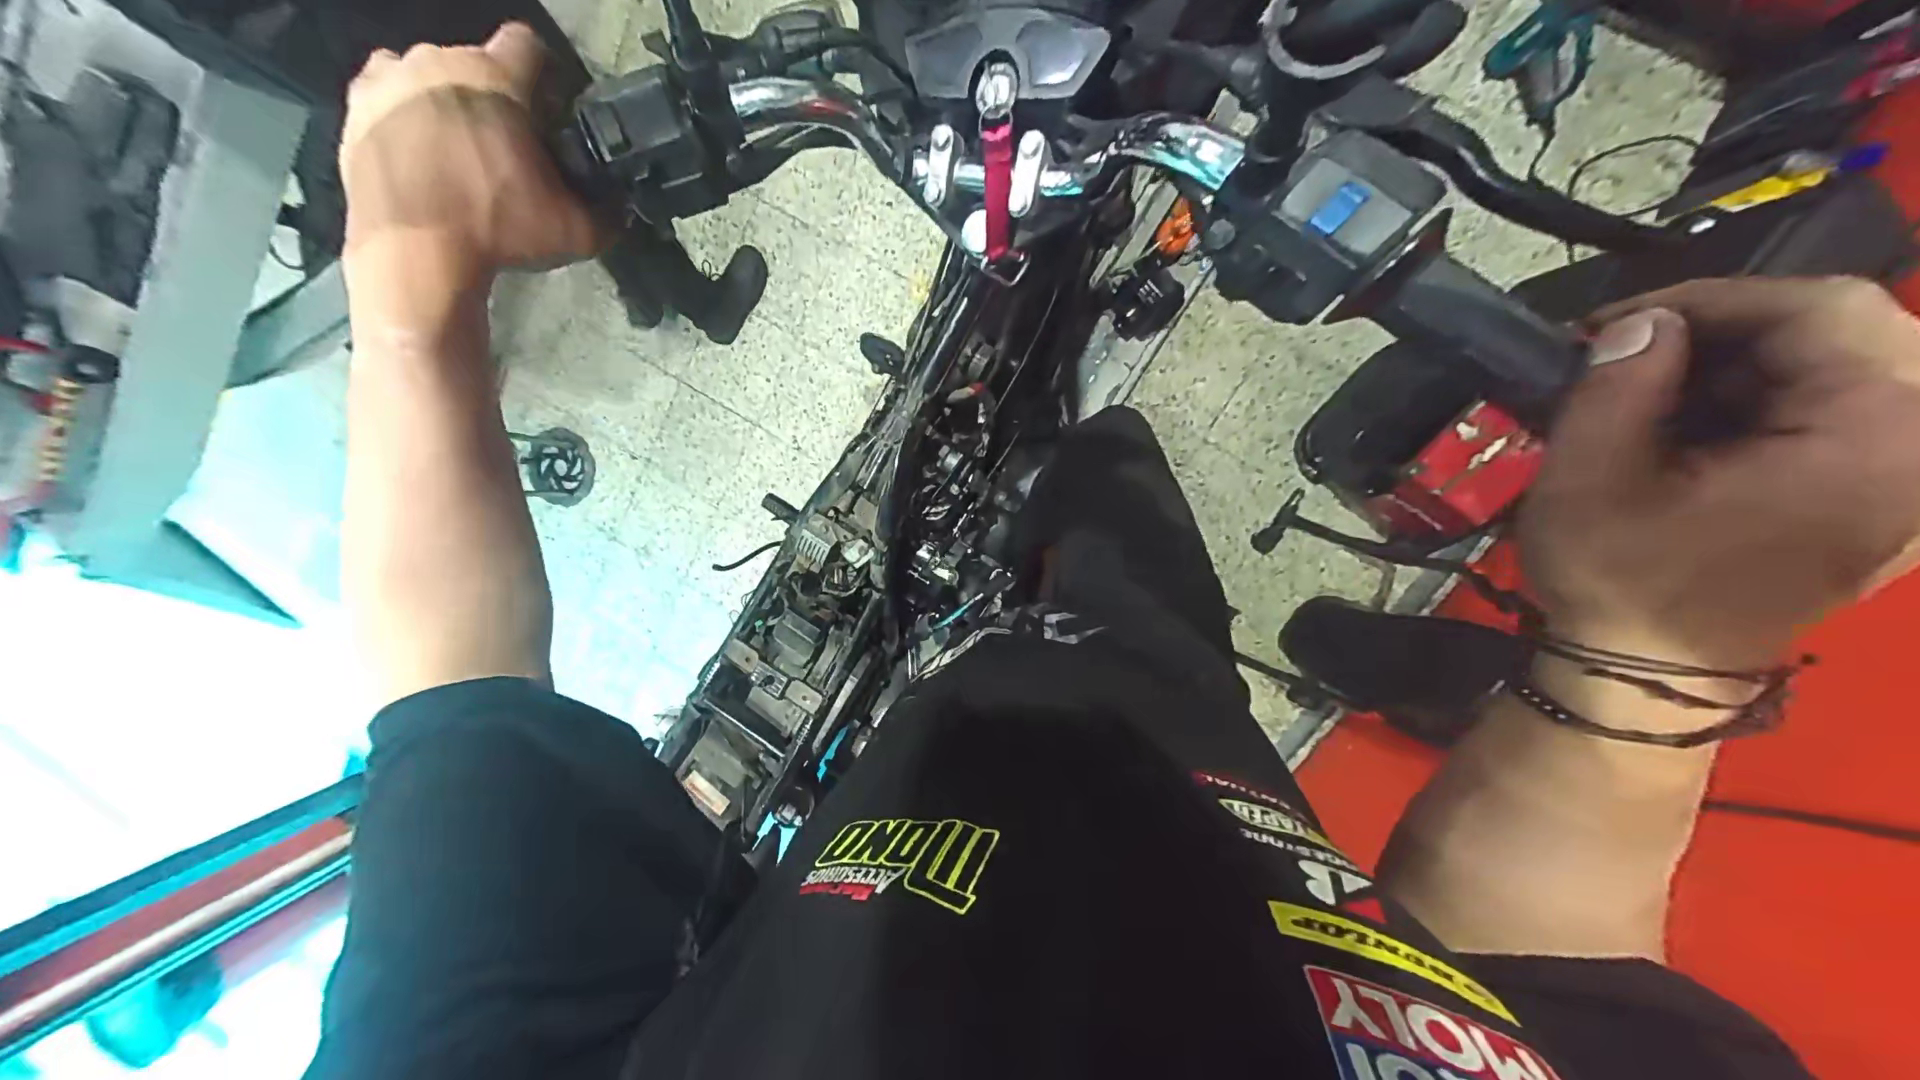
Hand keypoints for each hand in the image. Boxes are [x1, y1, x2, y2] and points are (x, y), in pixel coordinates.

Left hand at [339, 23, 600, 322]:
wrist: (415, 250)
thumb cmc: (499, 228)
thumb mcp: (576, 232)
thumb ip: (607, 213)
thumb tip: (621, 207)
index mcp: (496, 80)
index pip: (529, 45)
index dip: (547, 74)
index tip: (553, 108)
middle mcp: (438, 61)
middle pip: (478, 65)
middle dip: (497, 98)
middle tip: (512, 148)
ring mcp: (390, 79)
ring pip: (431, 78)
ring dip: (452, 105)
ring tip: (465, 153)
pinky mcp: (356, 106)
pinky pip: (391, 97)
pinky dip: (411, 118)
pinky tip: (426, 156)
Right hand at [1520, 277, 1919, 681]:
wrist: (1646, 669)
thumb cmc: (1614, 578)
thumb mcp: (1586, 478)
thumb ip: (1613, 386)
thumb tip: (1637, 324)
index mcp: (1875, 436)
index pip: (1823, 310)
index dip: (1708, 299)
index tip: (1611, 325)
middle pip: (1850, 333)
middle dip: (1726, 332)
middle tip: (1628, 357)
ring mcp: (1916, 476)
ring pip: (1848, 368)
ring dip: (1740, 367)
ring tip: (1648, 393)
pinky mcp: (1888, 495)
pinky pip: (1846, 412)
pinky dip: (1763, 402)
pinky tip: (1691, 427)